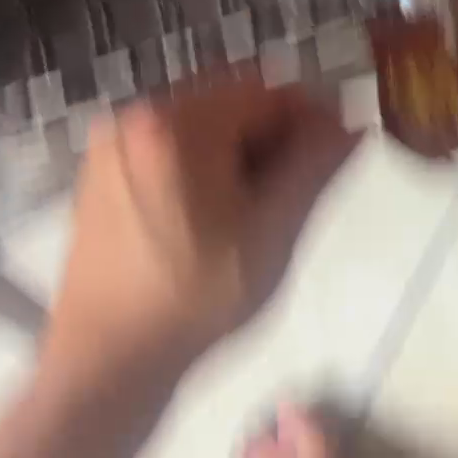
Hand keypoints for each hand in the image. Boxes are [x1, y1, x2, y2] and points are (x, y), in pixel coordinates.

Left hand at [45, 75, 359, 375]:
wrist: (104, 368)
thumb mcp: (278, 226)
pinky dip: (214, 162)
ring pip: (214, 122)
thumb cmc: (196, 294)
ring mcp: (115, 146)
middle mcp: (137, 119)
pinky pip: (180, 143)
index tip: (337, 153)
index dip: (316, 117)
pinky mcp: (106, 173)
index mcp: (179, 124)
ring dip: (251, 148)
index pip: (273, 90)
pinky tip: (225, 209)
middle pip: (240, 100)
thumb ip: (321, 163)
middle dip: (281, 134)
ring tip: (265, 200)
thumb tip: (354, 124)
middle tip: (303, 181)